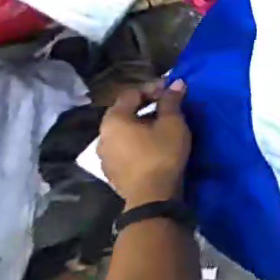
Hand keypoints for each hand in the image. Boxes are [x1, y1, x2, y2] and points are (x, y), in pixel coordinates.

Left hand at [97, 80, 191, 206]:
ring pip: (123, 131)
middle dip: (146, 106)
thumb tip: (176, 83)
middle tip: (167, 105)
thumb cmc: (162, 153)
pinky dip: (136, 141)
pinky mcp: (111, 171)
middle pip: (124, 112)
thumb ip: (171, 100)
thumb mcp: (172, 123)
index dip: (152, 88)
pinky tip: (152, 145)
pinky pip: (123, 148)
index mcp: (113, 120)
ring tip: (161, 126)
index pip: (131, 94)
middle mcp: (102, 136)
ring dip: (141, 124)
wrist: (152, 197)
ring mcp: (104, 156)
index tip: (171, 90)